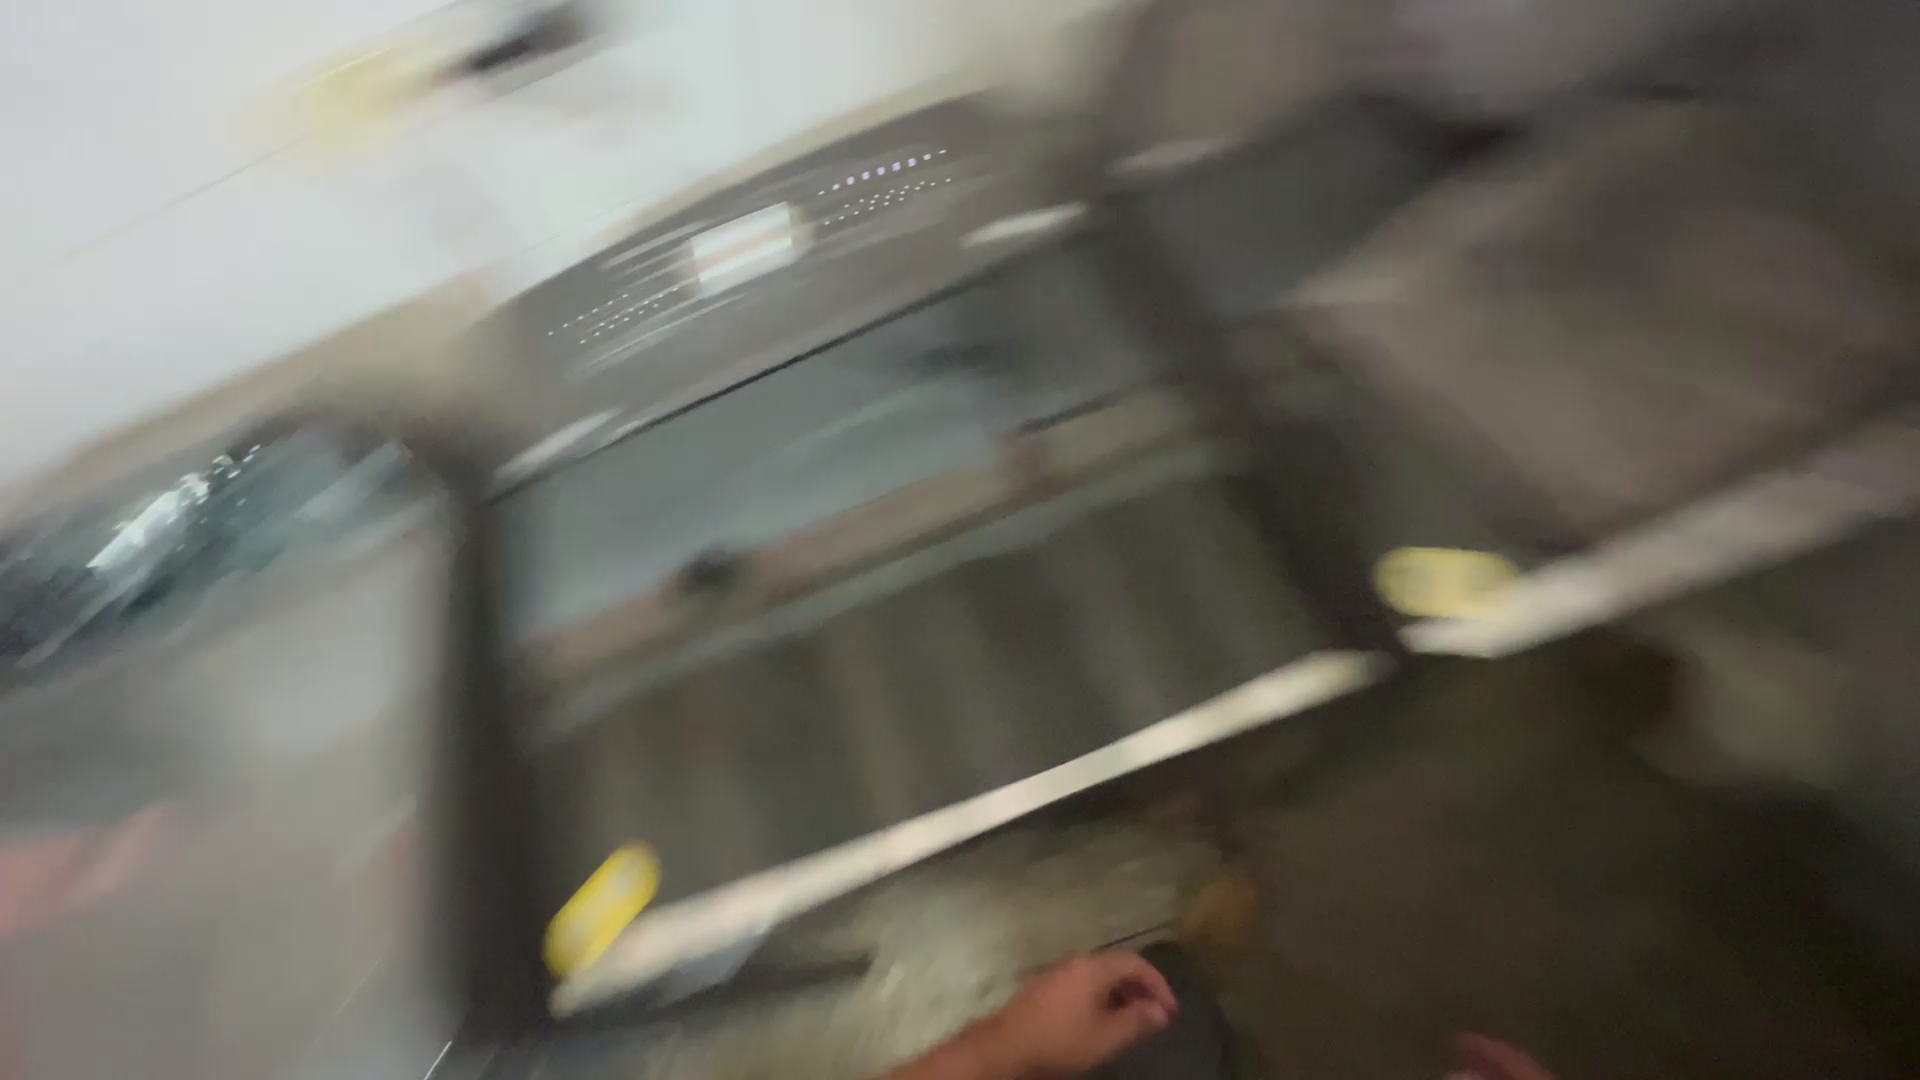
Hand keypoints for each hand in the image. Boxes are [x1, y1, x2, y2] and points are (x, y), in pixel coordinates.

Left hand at [970, 952, 1177, 1077]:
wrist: (1008, 1045)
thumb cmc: (1061, 1040)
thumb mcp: (1106, 1037)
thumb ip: (1136, 1021)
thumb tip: (1160, 1010)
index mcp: (1093, 966)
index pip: (1135, 962)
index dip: (1158, 983)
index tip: (1172, 1011)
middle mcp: (1077, 960)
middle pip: (1118, 965)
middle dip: (1142, 989)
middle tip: (1159, 1017)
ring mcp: (1060, 970)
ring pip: (1101, 975)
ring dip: (1123, 994)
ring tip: (1137, 1021)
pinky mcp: (1049, 985)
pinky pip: (1086, 983)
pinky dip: (1104, 997)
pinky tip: (1107, 1020)